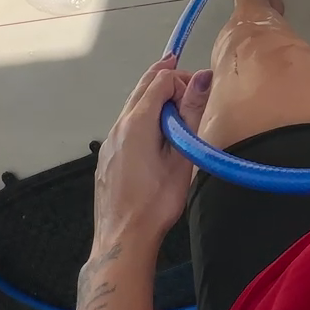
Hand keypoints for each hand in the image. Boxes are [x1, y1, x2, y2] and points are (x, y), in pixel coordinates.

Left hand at [91, 56, 211, 249]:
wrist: (123, 240)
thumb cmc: (157, 200)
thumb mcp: (182, 155)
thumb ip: (191, 113)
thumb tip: (203, 76)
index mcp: (137, 123)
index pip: (160, 81)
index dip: (181, 79)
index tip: (199, 92)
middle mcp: (118, 126)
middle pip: (141, 87)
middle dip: (164, 75)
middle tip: (183, 68)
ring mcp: (109, 142)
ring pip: (132, 105)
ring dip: (154, 95)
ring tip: (176, 97)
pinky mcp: (107, 157)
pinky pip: (126, 123)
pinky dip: (143, 112)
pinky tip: (156, 126)